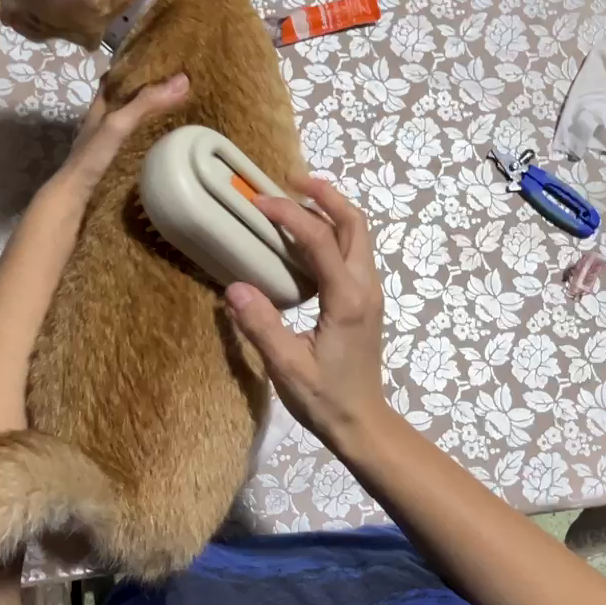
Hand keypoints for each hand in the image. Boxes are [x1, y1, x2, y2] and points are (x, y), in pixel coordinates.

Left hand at [46, 73, 189, 195]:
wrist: (75, 196)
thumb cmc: (93, 155)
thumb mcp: (119, 124)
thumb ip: (146, 104)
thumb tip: (183, 80)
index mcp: (99, 107)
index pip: (113, 79)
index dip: (131, 67)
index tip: (157, 62)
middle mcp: (101, 122)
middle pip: (122, 100)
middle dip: (144, 92)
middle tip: (174, 87)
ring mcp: (106, 144)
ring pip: (127, 122)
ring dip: (146, 117)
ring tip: (174, 112)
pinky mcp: (112, 162)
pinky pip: (132, 143)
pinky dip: (145, 138)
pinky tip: (160, 143)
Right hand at [224, 176, 389, 446]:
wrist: (362, 423)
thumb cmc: (325, 400)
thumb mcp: (287, 366)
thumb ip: (262, 325)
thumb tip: (234, 287)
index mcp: (348, 300)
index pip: (319, 240)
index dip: (288, 215)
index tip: (258, 202)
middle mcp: (366, 288)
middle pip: (355, 223)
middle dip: (325, 195)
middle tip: (289, 180)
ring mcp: (370, 294)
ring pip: (359, 236)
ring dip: (332, 211)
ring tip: (296, 200)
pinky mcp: (365, 303)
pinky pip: (354, 253)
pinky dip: (333, 233)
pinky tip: (305, 242)